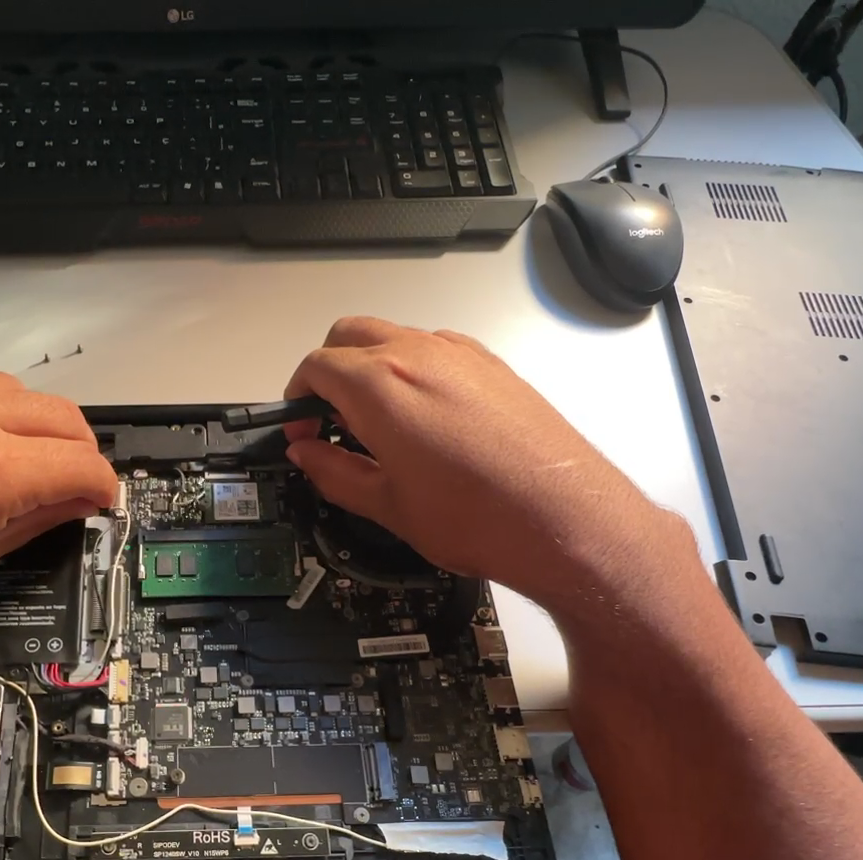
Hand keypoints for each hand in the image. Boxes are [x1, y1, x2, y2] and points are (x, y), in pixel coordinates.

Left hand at [0, 368, 117, 684]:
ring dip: (30, 424)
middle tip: (71, 481)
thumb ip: (35, 519)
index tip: (100, 499)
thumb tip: (77, 501)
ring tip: (18, 459)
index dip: (102, 487)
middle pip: (59, 414)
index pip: (81, 463)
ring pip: (12, 389)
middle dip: (77, 451)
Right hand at [282, 317, 701, 633]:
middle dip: (326, 372)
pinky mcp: (492, 365)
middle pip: (348, 336)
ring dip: (368, 368)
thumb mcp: (386, 505)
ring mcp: (461, 355)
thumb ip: (332, 472)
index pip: (315, 366)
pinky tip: (420, 419)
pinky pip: (433, 350)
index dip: (296, 399)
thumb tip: (307, 454)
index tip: (301, 429)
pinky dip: (410, 370)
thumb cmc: (481, 517)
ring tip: (374, 424)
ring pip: (392, 338)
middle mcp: (419, 354)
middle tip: (327, 421)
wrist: (566, 521)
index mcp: (381, 385)